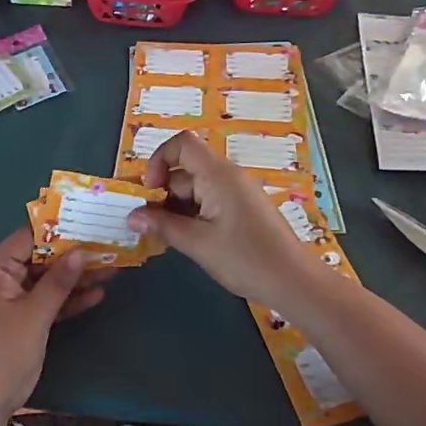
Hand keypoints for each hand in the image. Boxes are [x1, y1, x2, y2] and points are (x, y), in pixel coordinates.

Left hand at [0, 227, 112, 422]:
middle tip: (110, 245)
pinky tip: (98, 294)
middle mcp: (3, 279)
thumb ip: (58, 282)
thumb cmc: (2, 354)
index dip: (58, 229)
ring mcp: (14, 301)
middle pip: (42, 258)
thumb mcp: (33, 316)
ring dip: (77, 277)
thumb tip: (81, 250)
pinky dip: (70, 299)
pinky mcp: (24, 321)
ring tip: (114, 268)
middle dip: (74, 254)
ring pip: (49, 281)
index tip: (90, 222)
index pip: (28, 237)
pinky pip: (50, 302)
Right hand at [127, 130, 323, 302]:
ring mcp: (237, 193)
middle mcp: (228, 176)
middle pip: (185, 170)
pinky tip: (185, 240)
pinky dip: (192, 216)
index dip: (159, 160)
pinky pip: (210, 202)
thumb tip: (132, 216)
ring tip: (164, 238)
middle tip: (148, 225)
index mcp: (218, 174)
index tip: (149, 191)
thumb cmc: (245, 258)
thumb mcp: (197, 243)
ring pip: (196, 189)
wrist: (293, 281)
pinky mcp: (243, 209)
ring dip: (176, 208)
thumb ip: (162, 226)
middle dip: (162, 194)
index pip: (182, 144)